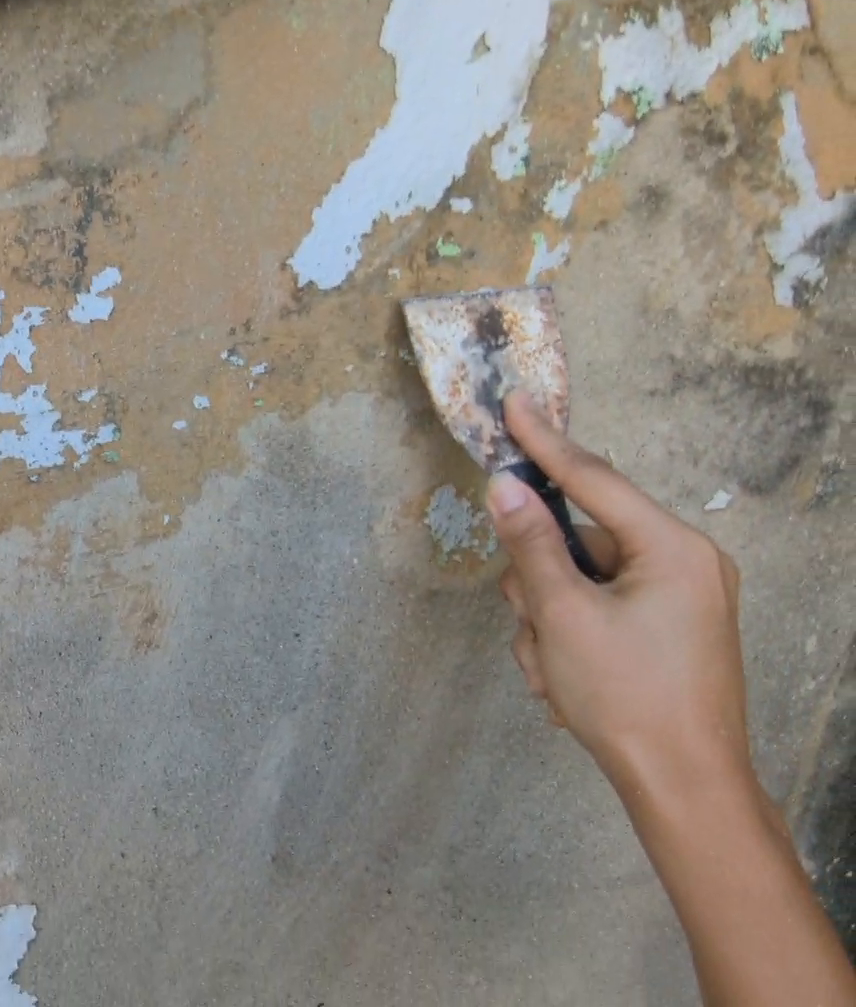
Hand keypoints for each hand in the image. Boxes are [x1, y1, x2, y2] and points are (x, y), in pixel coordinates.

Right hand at [488, 393, 753, 799]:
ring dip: (542, 613)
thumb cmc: (626, 692)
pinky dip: (557, 629)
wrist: (679, 780)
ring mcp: (666, 594)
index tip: (514, 403)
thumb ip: (530, 543)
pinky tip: (565, 670)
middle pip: (570, 537)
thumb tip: (504, 484)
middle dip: (536, 578)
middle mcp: (677, 562)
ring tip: (555, 660)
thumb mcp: (563, 612)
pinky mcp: (651, 621)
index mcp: (672, 550)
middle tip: (538, 622)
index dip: (546, 441)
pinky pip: (580, 601)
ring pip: (566, 574)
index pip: (593, 480)